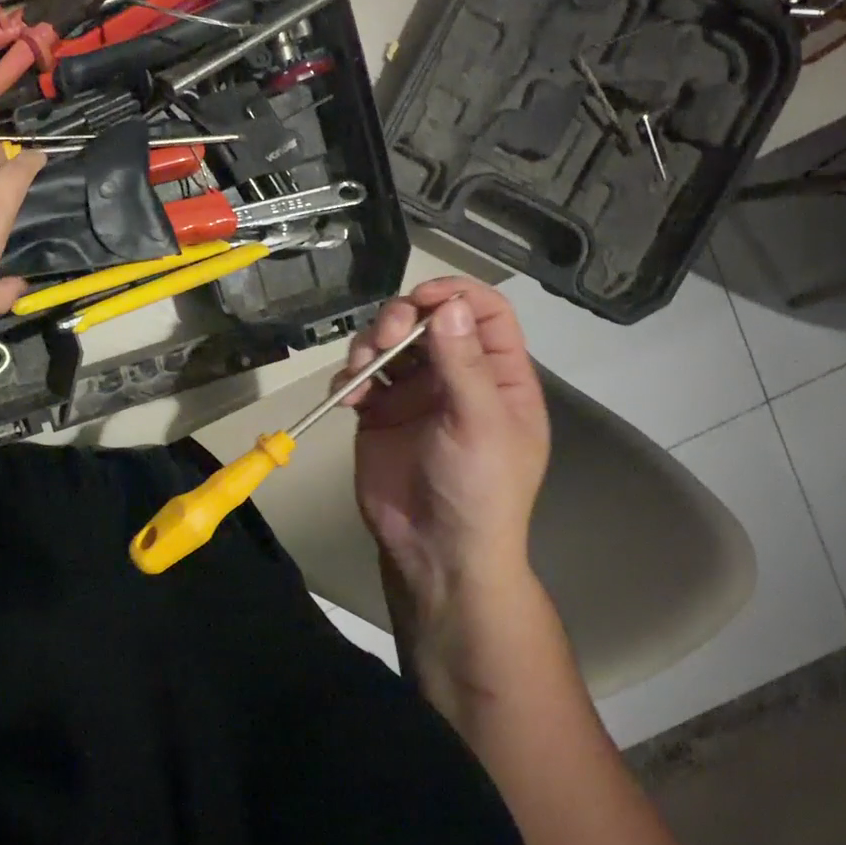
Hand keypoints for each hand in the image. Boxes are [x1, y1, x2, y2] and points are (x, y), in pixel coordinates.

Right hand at [336, 278, 549, 612]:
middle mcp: (454, 376)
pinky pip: (359, 377)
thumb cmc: (479, 489)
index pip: (482, 312)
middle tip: (385, 340)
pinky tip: (348, 399)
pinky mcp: (377, 413)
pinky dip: (348, 378)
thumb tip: (448, 305)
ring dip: (368, 346)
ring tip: (360, 374)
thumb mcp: (482, 425)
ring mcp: (413, 394)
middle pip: (426, 319)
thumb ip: (464, 363)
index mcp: (497, 375)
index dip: (453, 295)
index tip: (420, 302)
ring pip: (387, 343)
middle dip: (399, 319)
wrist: (435, 549)